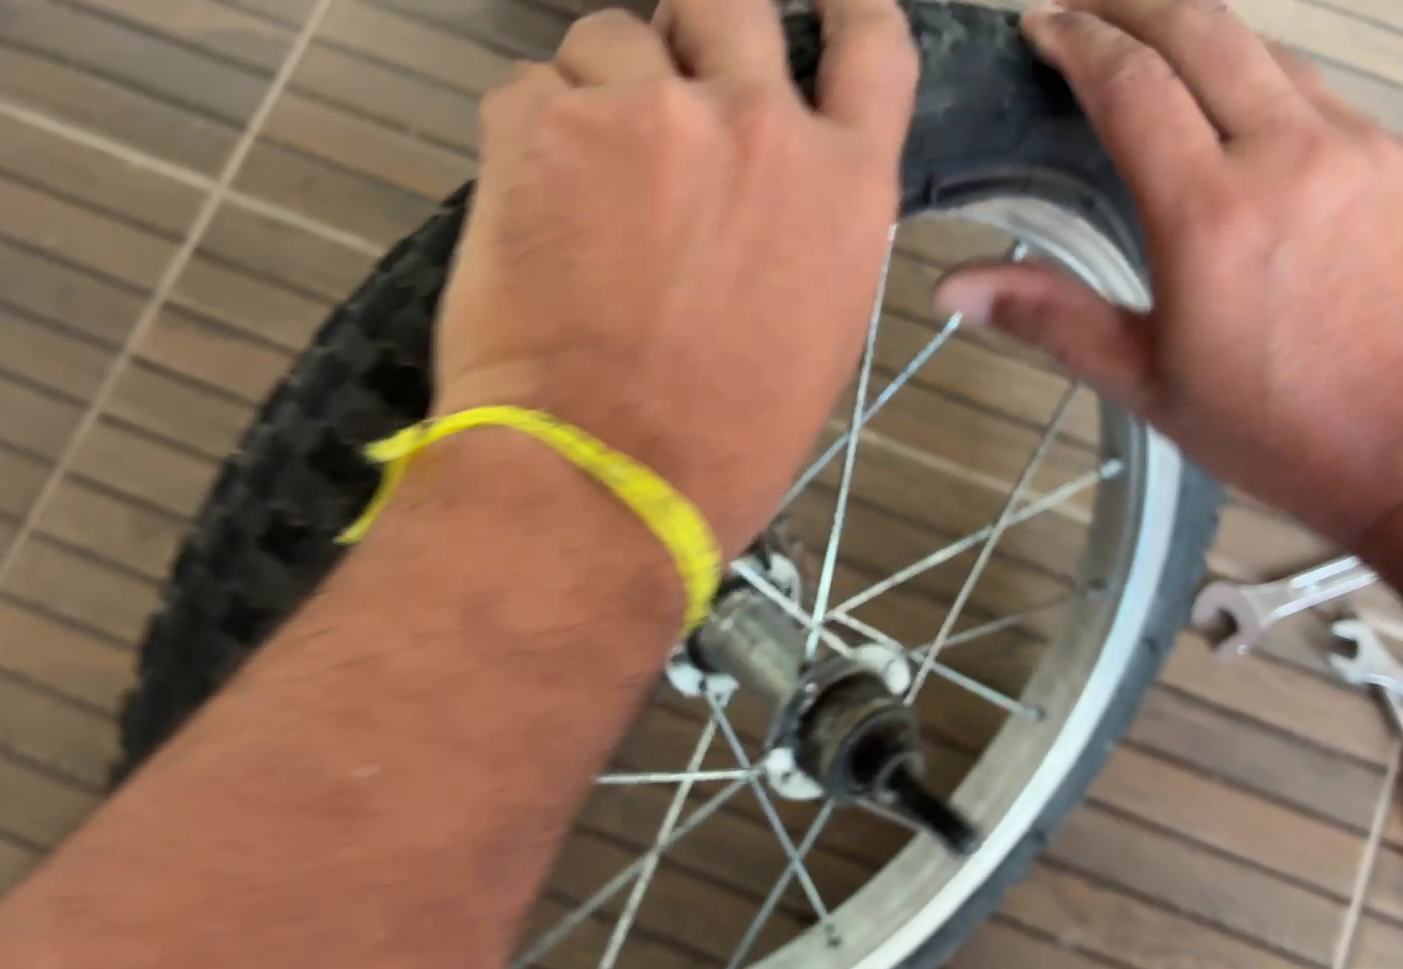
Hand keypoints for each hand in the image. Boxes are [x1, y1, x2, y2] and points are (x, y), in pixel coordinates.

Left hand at [435, 0, 916, 554]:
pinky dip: (531, 138)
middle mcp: (758, 127)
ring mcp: (649, 115)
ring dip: (600, 95)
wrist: (613, 487)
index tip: (824, 0)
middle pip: (727, 3)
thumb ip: (803, 235)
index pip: (870, 47)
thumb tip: (763, 198)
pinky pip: (532, 89)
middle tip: (663, 101)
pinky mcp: (544, 126)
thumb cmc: (725, 445)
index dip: (844, 8)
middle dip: (696, 34)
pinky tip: (535, 216)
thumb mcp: (813, 337)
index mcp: (844, 190)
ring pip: (613, 40)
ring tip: (582, 192)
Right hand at [934, 0, 1402, 541]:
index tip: (1040, 24)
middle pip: (1205, 29)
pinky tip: (1238, 121)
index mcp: (1209, 213)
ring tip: (1152, 50)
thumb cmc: (1274, 428)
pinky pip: (1319, 95)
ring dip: (1200, 36)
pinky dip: (1260, 85)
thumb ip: (1050, 317)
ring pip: (1268, 53)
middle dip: (1133, 0)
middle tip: (1086, 2)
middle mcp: (1288, 153)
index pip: (1132, 86)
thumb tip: (951, 288)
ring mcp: (1360, 146)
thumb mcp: (1144, 381)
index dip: (1077, 41)